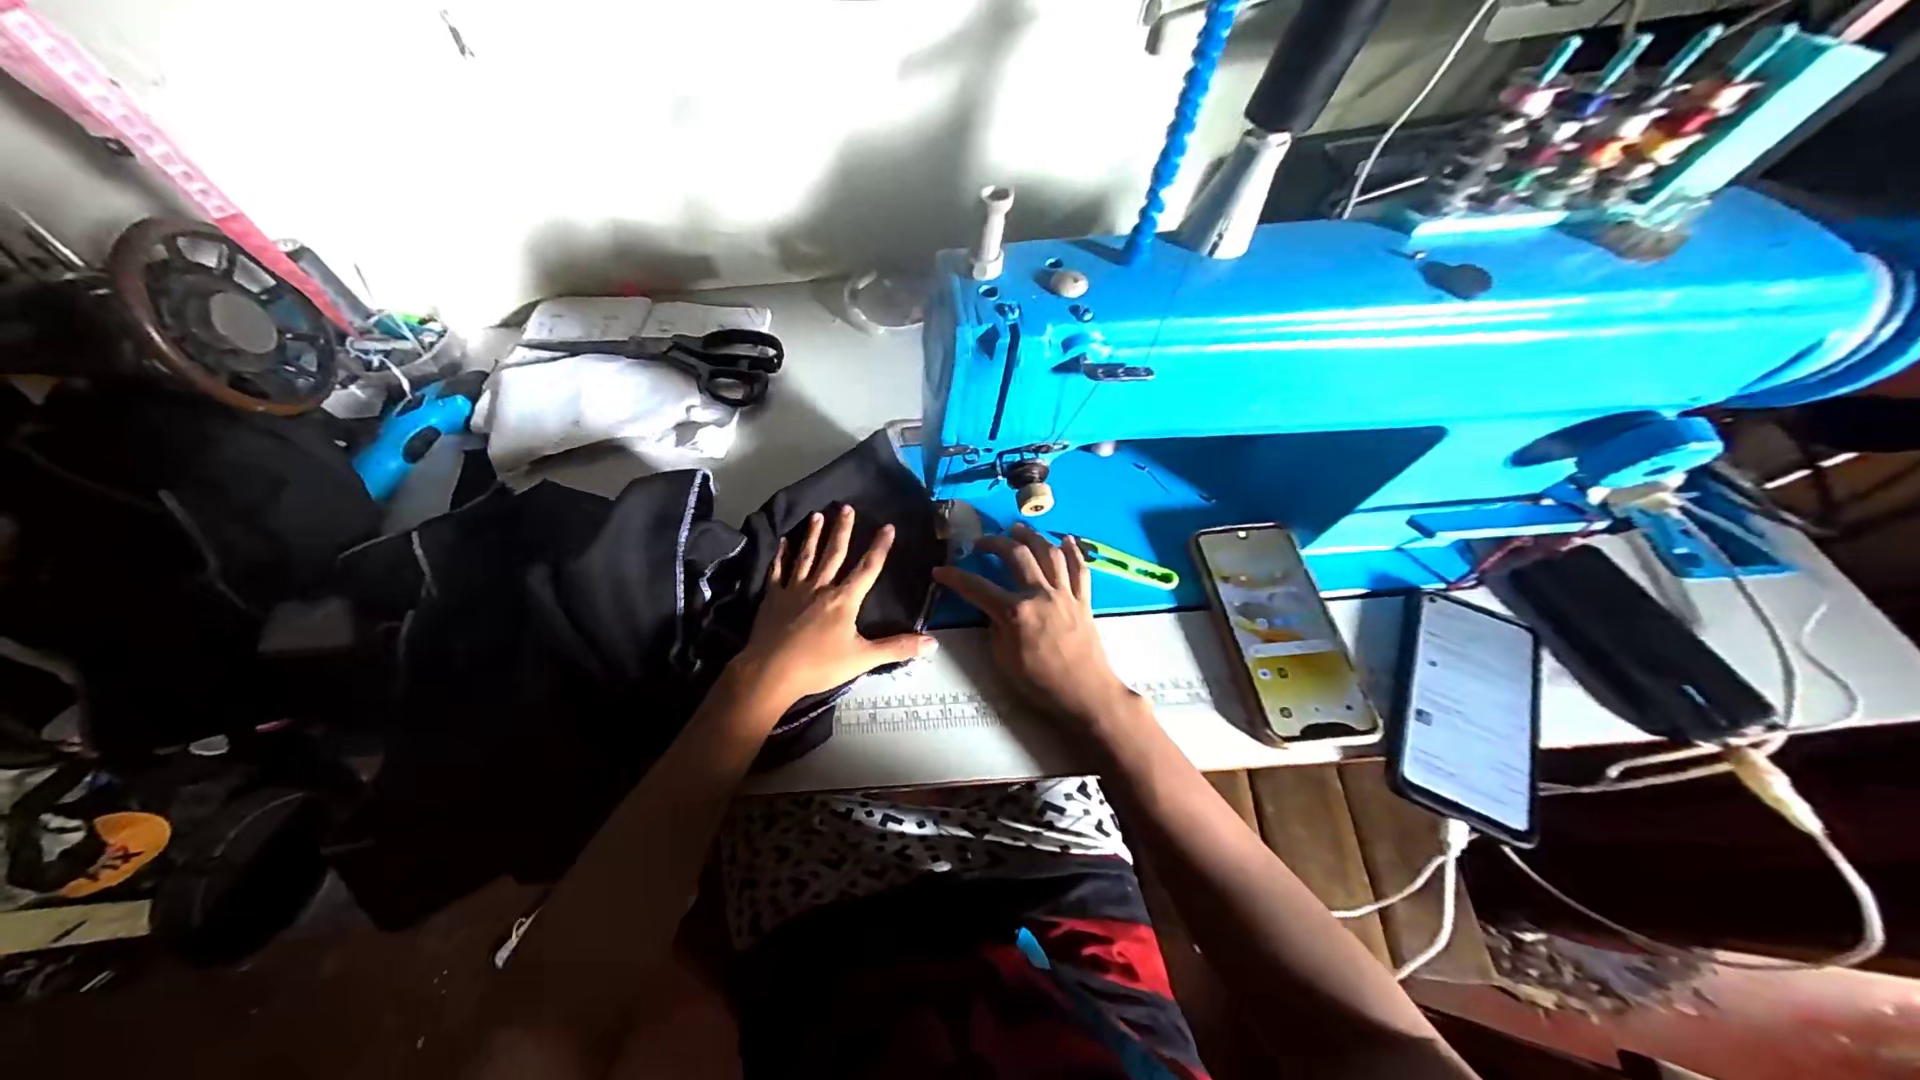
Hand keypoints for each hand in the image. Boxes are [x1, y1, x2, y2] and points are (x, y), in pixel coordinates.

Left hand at [736, 505, 936, 705]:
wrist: (771, 672)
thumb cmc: (819, 665)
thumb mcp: (863, 659)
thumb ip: (897, 648)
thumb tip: (932, 643)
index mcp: (844, 600)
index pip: (867, 568)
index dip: (879, 547)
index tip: (888, 526)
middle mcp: (820, 587)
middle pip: (834, 553)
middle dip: (843, 530)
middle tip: (846, 507)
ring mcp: (794, 590)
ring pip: (807, 556)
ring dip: (813, 535)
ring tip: (817, 515)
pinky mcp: (772, 598)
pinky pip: (778, 570)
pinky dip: (781, 555)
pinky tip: (783, 541)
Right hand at [931, 524, 1139, 729]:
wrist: (1085, 693)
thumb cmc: (1040, 683)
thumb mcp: (1004, 660)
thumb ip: (995, 628)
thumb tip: (994, 610)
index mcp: (1016, 613)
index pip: (977, 587)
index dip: (955, 577)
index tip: (940, 571)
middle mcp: (1040, 595)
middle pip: (1016, 554)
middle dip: (995, 542)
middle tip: (981, 543)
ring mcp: (1064, 594)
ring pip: (1049, 552)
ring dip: (1031, 536)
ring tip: (1018, 529)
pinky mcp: (1083, 600)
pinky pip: (1079, 568)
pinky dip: (1073, 551)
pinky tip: (1065, 539)